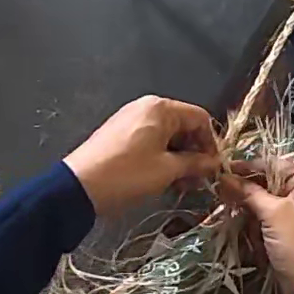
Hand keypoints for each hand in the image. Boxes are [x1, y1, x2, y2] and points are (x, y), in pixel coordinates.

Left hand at [63, 96, 220, 215]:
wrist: (79, 186)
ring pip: (167, 135)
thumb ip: (195, 163)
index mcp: (161, 108)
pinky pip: (150, 140)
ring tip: (180, 185)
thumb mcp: (167, 170)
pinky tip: (162, 179)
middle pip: (183, 125)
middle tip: (198, 180)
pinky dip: (161, 157)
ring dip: (178, 158)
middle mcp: (146, 107)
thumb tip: (214, 163)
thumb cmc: (128, 174)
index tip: (214, 168)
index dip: (211, 143)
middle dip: (194, 152)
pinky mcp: (120, 133)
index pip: (200, 118)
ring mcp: (131, 119)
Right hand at [220, 162, 293, 293]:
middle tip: (221, 192)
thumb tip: (222, 176)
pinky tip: (247, 228)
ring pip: (266, 201)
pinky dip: (257, 222)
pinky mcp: (293, 230)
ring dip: (250, 208)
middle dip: (246, 190)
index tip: (220, 170)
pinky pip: (270, 217)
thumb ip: (247, 192)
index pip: (273, 164)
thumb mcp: (273, 214)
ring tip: (232, 211)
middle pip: (268, 182)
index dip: (246, 167)